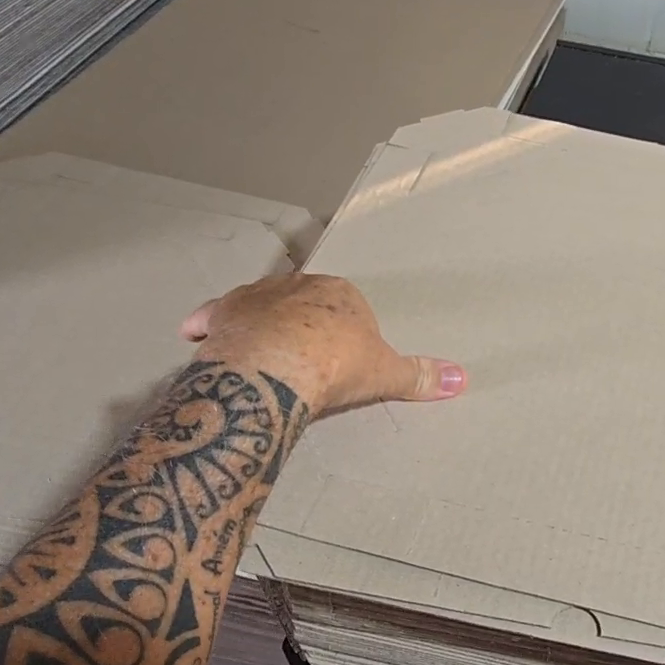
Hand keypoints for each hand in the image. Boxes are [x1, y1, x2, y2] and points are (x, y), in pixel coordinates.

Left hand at [180, 274, 464, 415]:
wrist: (276, 368)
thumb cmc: (336, 365)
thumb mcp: (386, 374)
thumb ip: (420, 376)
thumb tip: (464, 379)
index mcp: (340, 293)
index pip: (349, 308)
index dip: (348, 336)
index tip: (345, 363)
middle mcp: (297, 286)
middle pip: (305, 304)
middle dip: (307, 327)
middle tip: (309, 362)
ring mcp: (255, 297)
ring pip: (260, 304)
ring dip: (262, 323)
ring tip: (266, 352)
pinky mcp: (221, 315)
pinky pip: (215, 315)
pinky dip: (211, 325)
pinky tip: (200, 334)